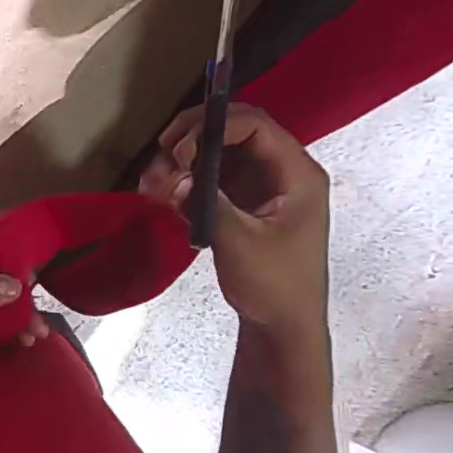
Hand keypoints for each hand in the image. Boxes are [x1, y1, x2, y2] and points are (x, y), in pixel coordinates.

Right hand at [140, 103, 330, 333]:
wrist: (284, 327)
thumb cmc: (274, 286)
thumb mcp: (240, 243)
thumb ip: (207, 204)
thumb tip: (173, 178)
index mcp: (297, 174)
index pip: (254, 126)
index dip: (213, 125)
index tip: (179, 148)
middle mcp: (282, 172)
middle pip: (236, 132)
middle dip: (195, 137)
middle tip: (163, 153)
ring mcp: (263, 188)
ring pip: (222, 154)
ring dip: (187, 160)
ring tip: (156, 180)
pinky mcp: (246, 205)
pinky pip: (216, 179)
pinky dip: (190, 181)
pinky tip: (164, 193)